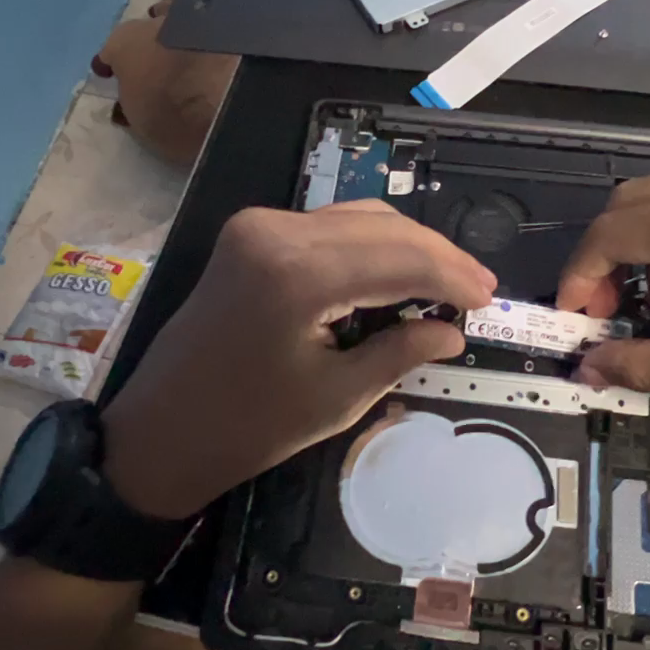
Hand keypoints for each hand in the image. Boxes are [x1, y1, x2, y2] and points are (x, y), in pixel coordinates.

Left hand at [103, 201, 496, 517]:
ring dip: (407, 247)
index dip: (451, 277)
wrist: (161, 430)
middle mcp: (277, 231)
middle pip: (383, 228)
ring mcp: (259, 226)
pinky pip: (330, 228)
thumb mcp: (336, 397)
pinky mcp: (252, 233)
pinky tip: (398, 273)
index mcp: (297, 273)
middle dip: (437, 257)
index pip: (400, 258)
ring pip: (359, 220)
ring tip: (448, 284)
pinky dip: (371, 247)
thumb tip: (453, 332)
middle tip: (478, 290)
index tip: (489, 299)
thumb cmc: (248, 427)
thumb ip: (401, 352)